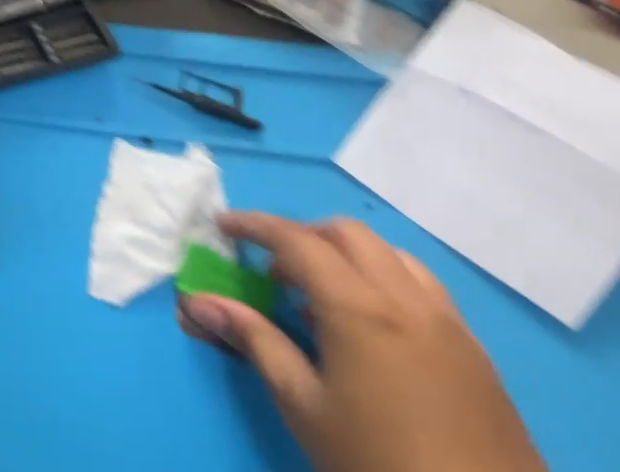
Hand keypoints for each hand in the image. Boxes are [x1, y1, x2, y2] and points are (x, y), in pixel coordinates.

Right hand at [180, 213, 544, 471]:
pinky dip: (385, 281)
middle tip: (272, 268)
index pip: (298, 241)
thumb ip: (254, 340)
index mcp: (359, 308)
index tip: (222, 226)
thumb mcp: (302, 402)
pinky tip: (370, 327)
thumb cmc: (375, 456)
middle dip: (304, 235)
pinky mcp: (475, 351)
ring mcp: (450, 325)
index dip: (255, 226)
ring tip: (322, 296)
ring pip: (394, 256)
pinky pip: (424, 289)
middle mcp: (408, 301)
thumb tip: (200, 300)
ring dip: (349, 256)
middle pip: (350, 235)